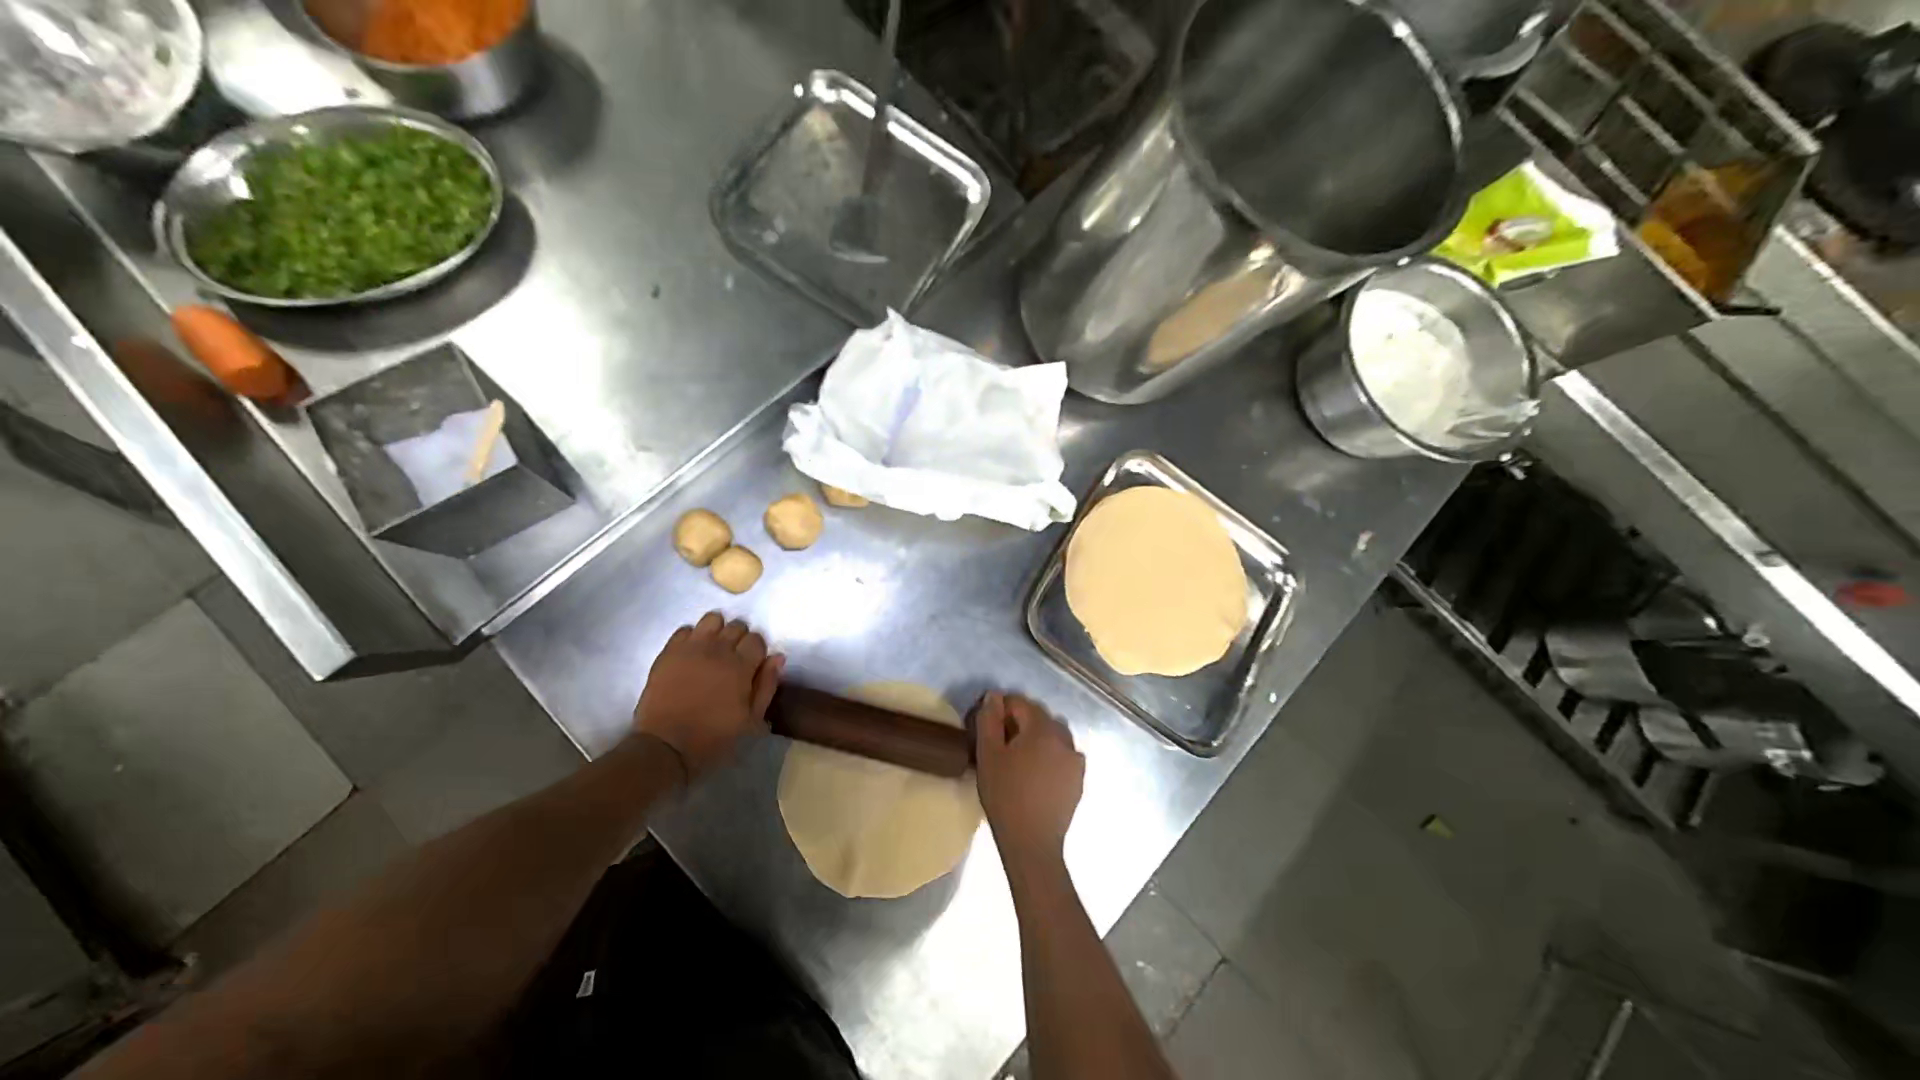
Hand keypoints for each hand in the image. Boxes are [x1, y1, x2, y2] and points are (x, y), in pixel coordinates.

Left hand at [633, 612, 783, 779]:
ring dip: (718, 630)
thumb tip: (777, 657)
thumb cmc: (714, 738)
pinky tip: (693, 653)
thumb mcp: (751, 720)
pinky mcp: (668, 652)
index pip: (756, 639)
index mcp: (740, 666)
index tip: (752, 665)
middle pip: (736, 626)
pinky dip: (693, 637)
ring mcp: (690, 648)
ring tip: (714, 649)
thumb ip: (767, 686)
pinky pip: (685, 629)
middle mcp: (717, 650)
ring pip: (712, 619)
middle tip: (734, 659)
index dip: (757, 650)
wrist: (666, 746)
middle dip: (740, 639)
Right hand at [974, 692, 1084, 872]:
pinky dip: (1049, 757)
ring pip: (1053, 736)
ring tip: (1018, 759)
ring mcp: (1076, 760)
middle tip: (1000, 744)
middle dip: (1020, 723)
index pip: (1020, 703)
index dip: (1001, 710)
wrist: (1031, 842)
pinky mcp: (1078, 780)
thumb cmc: (1005, 795)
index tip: (988, 726)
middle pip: (1039, 718)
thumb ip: (989, 720)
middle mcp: (1065, 738)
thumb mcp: (988, 755)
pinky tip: (1035, 774)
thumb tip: (994, 697)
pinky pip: (1062, 756)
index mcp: (1043, 729)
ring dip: (1036, 739)